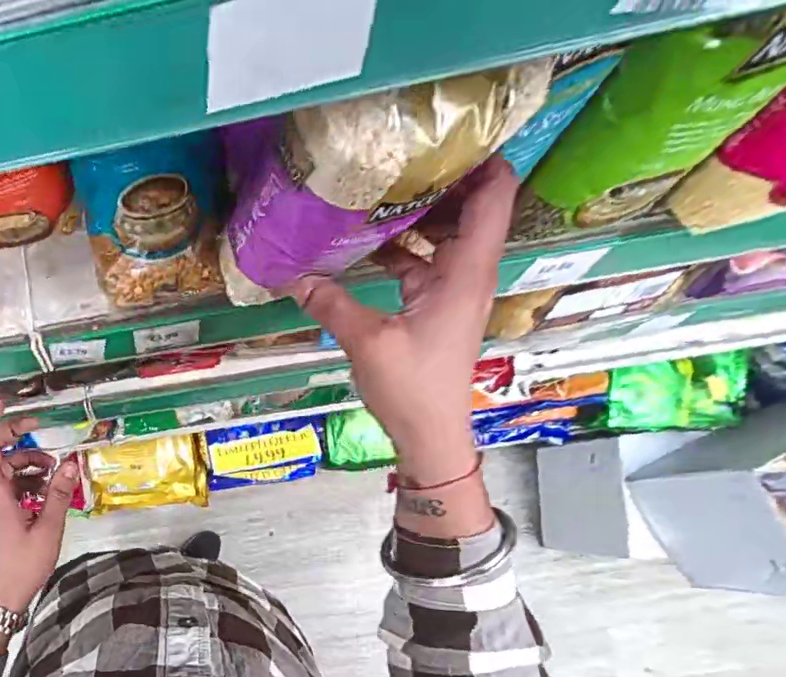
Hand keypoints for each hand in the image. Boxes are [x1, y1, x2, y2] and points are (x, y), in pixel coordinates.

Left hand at [0, 400, 81, 627]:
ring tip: (53, 468)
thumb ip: (58, 493)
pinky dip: (27, 478)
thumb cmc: (22, 564)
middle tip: (38, 428)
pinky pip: (9, 483)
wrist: (3, 593)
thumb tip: (71, 463)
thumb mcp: (48, 527)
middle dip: (14, 435)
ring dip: (27, 460)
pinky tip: (47, 488)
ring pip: (4, 467)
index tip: (4, 404)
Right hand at [290, 155, 513, 486]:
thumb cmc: (413, 389)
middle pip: (470, 206)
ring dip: (418, 213)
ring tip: (378, 190)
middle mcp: (469, 272)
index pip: (495, 193)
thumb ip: (331, 303)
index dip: (480, 156)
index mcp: (466, 270)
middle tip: (396, 155)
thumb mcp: (368, 342)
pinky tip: (370, 243)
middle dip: (439, 179)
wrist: (431, 436)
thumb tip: (290, 276)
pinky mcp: (439, 307)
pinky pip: (426, 263)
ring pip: (446, 234)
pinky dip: (404, 249)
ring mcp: (455, 290)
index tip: (443, 133)